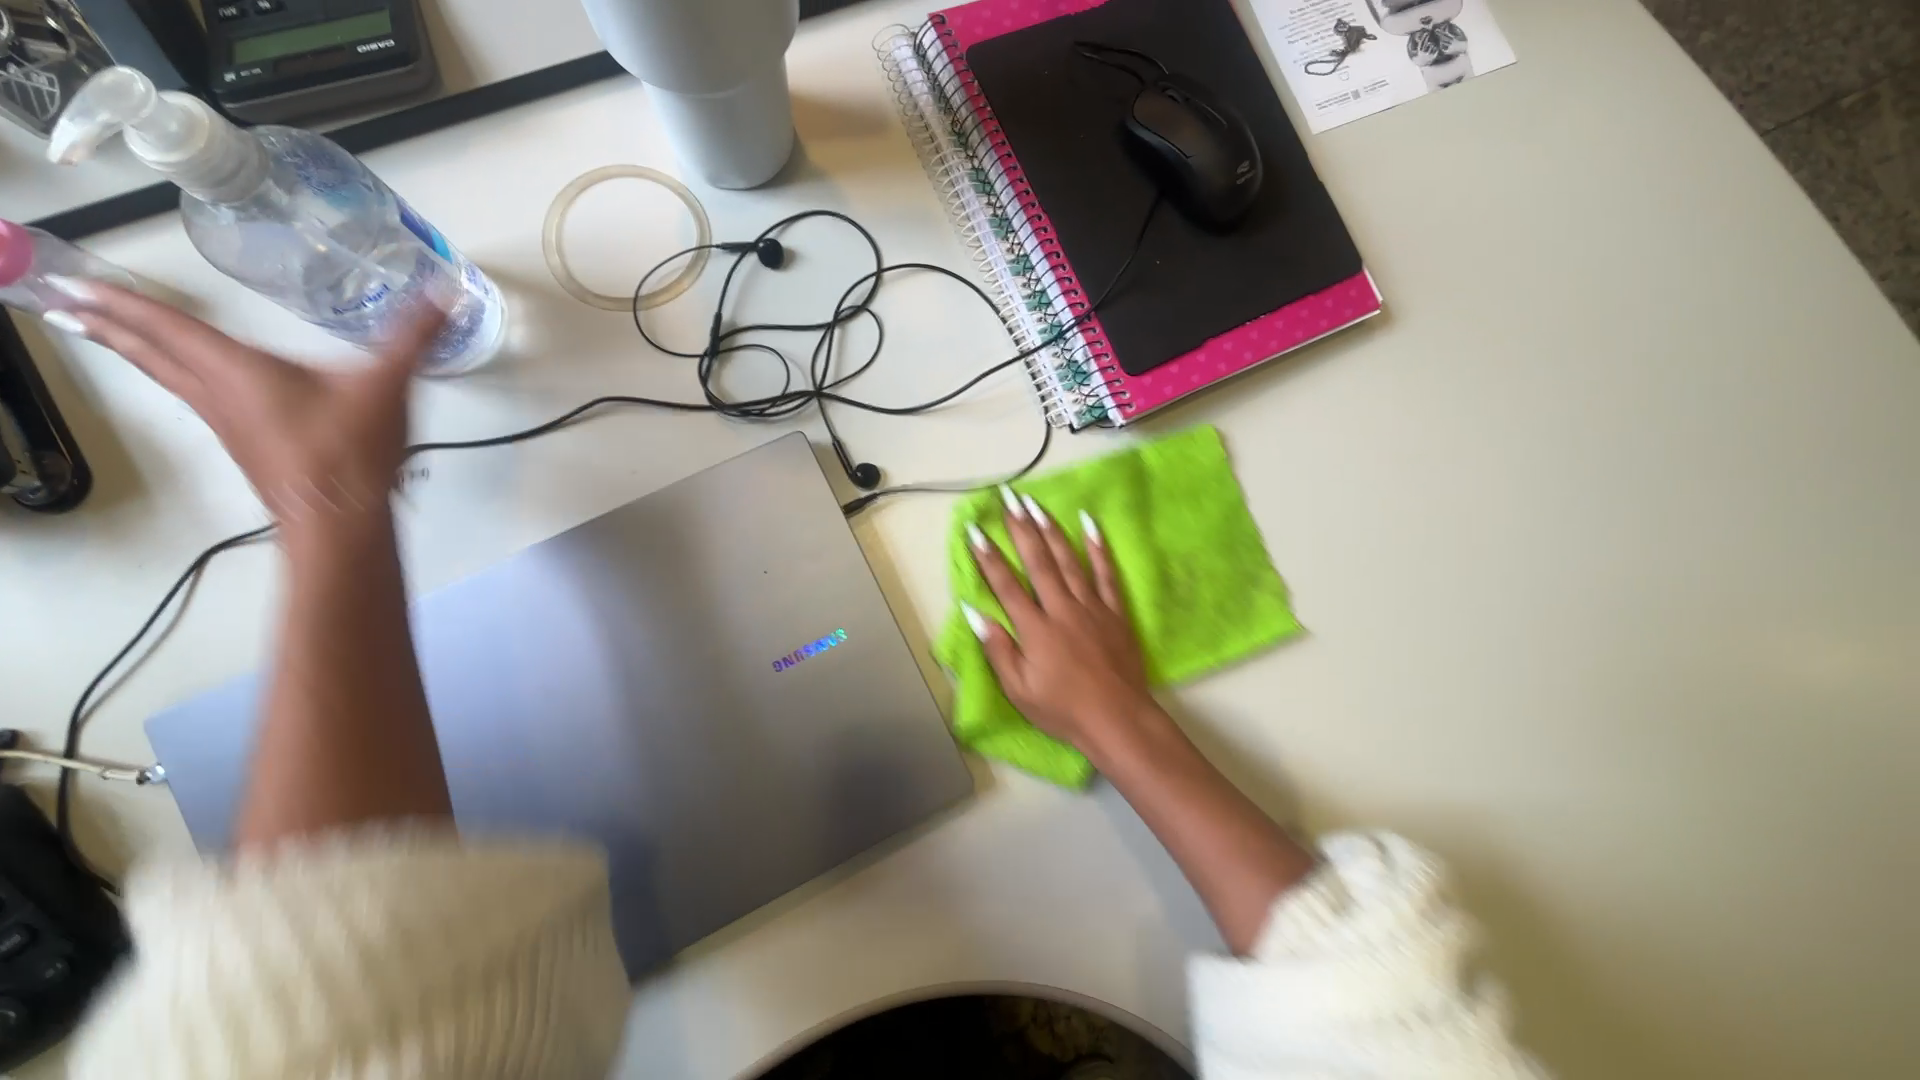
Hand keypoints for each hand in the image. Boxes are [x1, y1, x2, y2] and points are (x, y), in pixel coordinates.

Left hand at [52, 278, 442, 541]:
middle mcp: (218, 393)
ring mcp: (228, 425)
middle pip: (149, 353)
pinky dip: (176, 380)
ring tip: (104, 334)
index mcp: (237, 369)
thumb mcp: (387, 382)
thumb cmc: (349, 449)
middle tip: (56, 301)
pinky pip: (198, 402)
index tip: (65, 279)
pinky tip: (197, 385)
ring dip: (134, 353)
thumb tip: (444, 292)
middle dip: (103, 324)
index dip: (118, 299)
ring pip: (167, 379)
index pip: (165, 325)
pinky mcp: (248, 447)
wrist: (339, 519)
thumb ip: (414, 336)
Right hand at [965, 486, 1159, 757]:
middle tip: (1008, 498)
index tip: (976, 531)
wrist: (1117, 718)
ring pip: (1068, 560)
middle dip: (1021, 527)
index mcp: (1034, 628)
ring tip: (1036, 504)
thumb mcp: (1019, 689)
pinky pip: (1105, 573)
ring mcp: (1091, 607)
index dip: (988, 557)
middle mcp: (1061, 608)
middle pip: (1038, 561)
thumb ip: (998, 649)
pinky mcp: (1115, 611)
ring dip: (1051, 529)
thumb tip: (977, 613)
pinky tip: (1089, 525)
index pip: (1006, 585)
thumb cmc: (1063, 709)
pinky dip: (1097, 548)